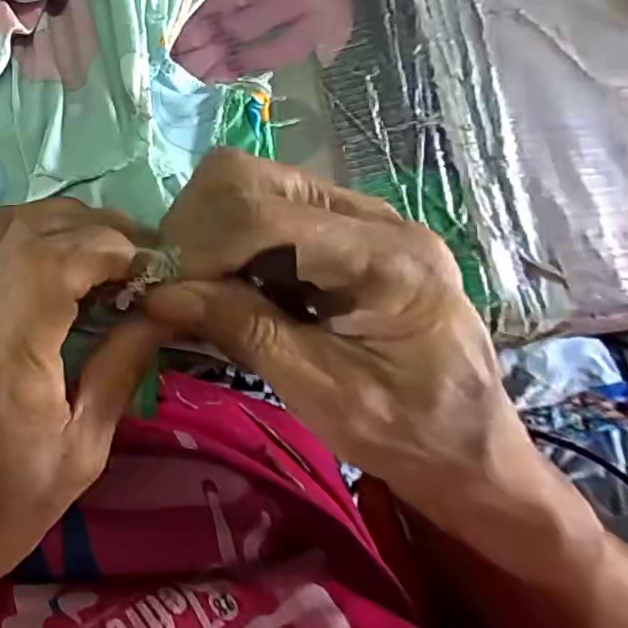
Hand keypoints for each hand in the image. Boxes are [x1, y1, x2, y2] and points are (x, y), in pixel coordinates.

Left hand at [0, 200, 164, 627]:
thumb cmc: (12, 497)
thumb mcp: (84, 448)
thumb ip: (120, 367)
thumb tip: (162, 308)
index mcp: (11, 356)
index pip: (50, 263)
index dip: (104, 245)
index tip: (147, 259)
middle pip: (25, 231)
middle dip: (88, 225)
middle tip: (133, 248)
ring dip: (48, 220)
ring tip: (90, 243)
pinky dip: (0, 229)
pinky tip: (31, 250)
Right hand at [142, 151, 533, 520]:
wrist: (469, 451)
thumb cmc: (407, 433)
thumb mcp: (321, 394)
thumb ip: (242, 331)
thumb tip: (157, 294)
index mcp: (388, 259)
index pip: (262, 215)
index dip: (199, 250)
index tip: (167, 297)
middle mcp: (373, 216)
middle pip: (246, 177)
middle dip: (194, 229)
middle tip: (180, 285)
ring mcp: (354, 213)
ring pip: (242, 180)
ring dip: (203, 229)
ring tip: (202, 284)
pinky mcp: (333, 223)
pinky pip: (254, 201)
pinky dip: (220, 235)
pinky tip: (229, 281)